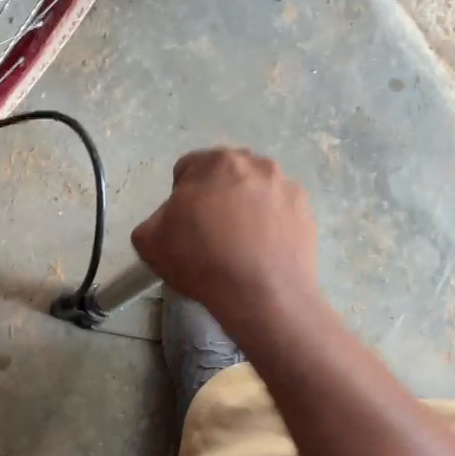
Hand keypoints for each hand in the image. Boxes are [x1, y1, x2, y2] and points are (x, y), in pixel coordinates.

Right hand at [131, 148, 318, 327]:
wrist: (262, 294)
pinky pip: (278, 211)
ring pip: (254, 191)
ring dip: (244, 207)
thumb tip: (173, 218)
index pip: (187, 168)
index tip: (182, 223)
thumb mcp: (148, 240)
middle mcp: (256, 164)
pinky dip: (269, 224)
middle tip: (208, 231)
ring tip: (238, 244)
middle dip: (215, 195)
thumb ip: (154, 217)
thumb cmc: (200, 259)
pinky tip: (260, 251)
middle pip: (225, 175)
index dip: (180, 196)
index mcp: (215, 161)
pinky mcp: (306, 212)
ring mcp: (286, 186)